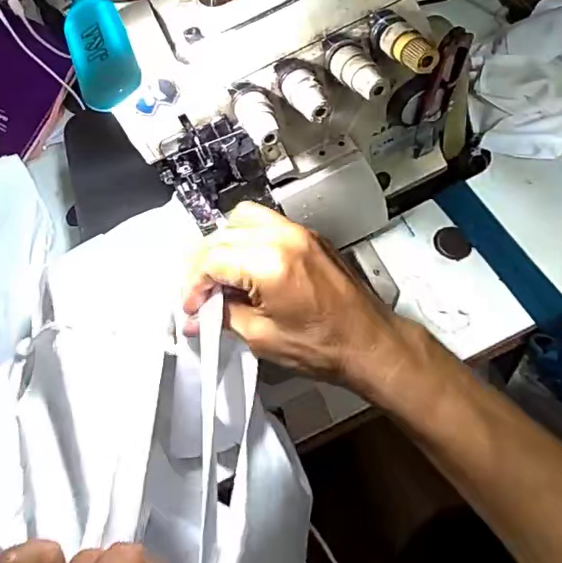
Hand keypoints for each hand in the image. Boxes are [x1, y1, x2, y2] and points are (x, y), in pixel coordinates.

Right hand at [182, 202, 414, 397]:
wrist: (369, 342)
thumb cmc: (327, 344)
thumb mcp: (263, 337)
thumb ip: (225, 317)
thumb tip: (202, 313)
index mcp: (271, 262)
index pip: (212, 257)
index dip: (194, 284)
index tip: (192, 305)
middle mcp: (286, 237)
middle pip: (224, 233)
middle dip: (205, 263)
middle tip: (201, 295)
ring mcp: (300, 233)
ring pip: (245, 218)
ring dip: (226, 244)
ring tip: (222, 279)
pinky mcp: (310, 237)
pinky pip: (269, 223)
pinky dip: (250, 239)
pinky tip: (247, 269)